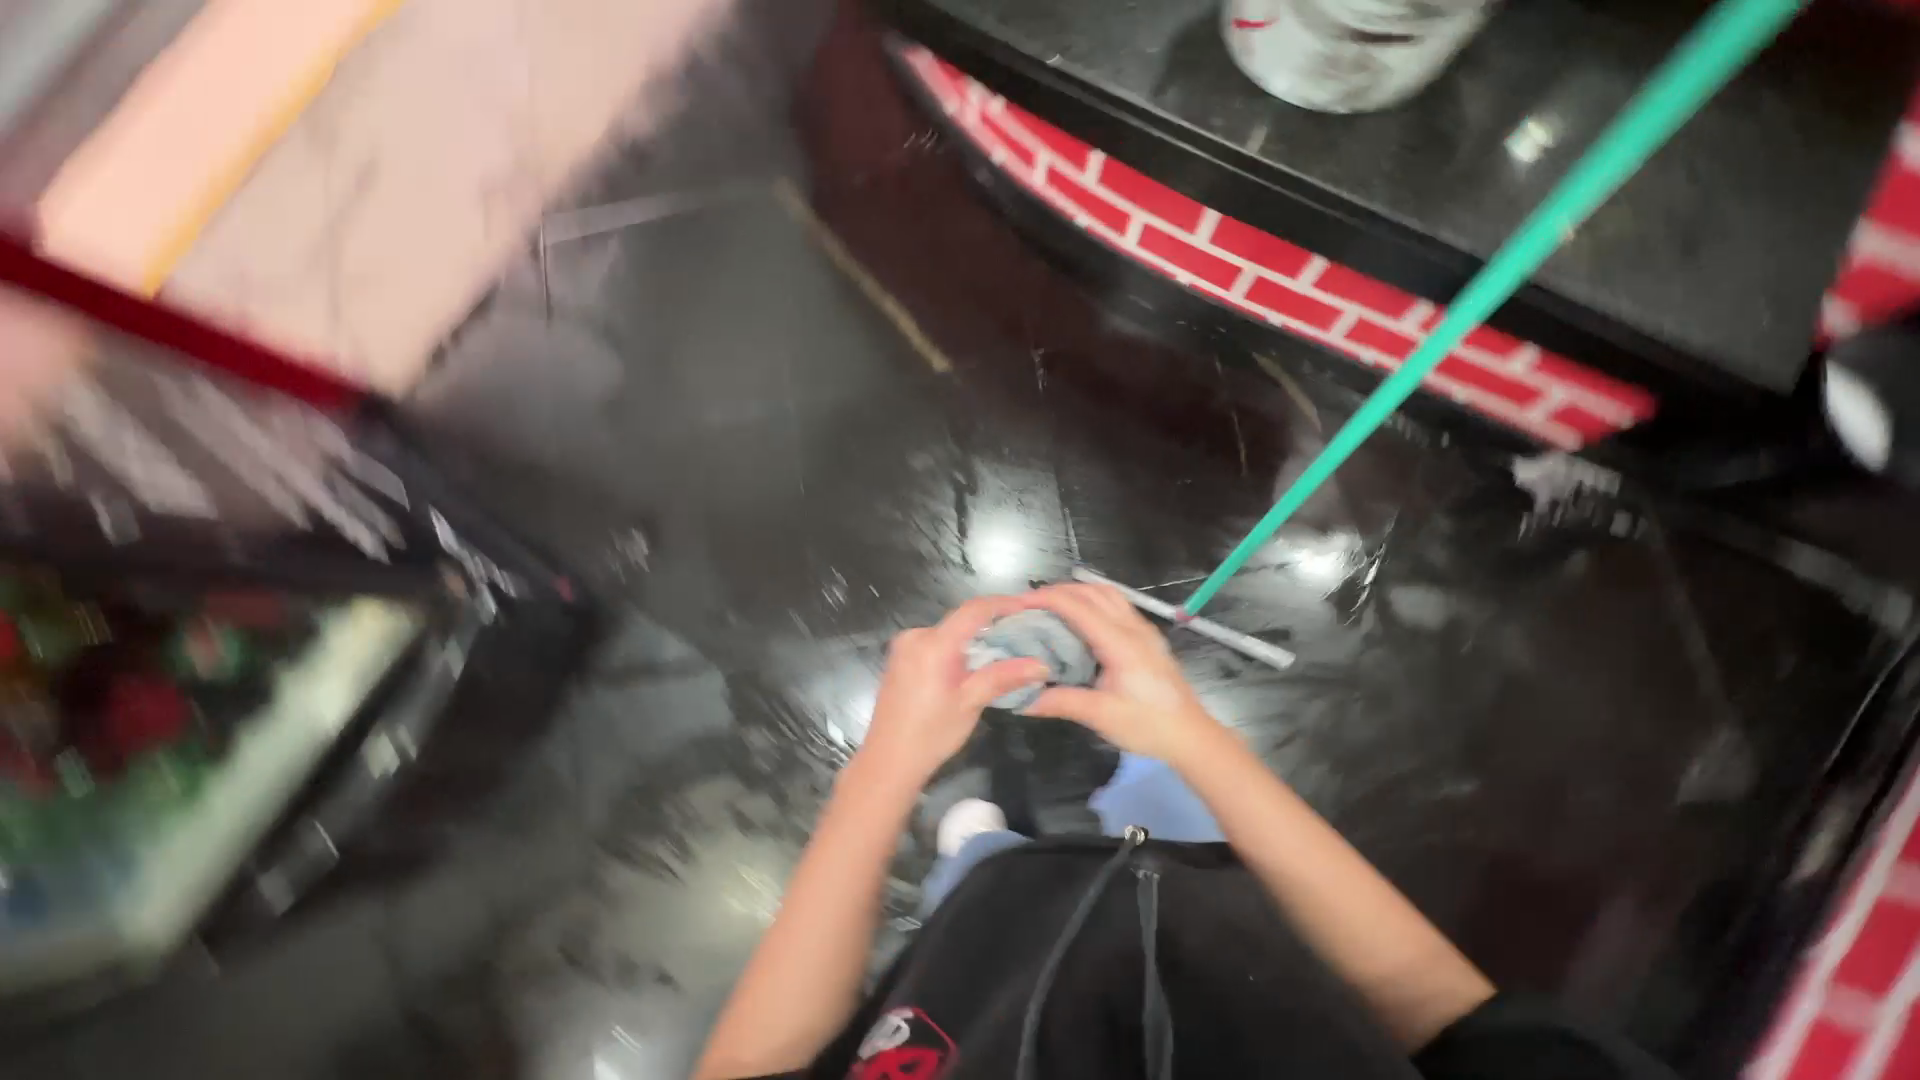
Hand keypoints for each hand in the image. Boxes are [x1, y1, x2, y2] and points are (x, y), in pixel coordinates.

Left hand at [854, 596, 1048, 787]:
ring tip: (1006, 651)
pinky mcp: (900, 659)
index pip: (974, 610)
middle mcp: (915, 636)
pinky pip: (935, 643)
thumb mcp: (971, 703)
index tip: (1029, 607)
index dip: (1003, 604)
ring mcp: (904, 647)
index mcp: (933, 643)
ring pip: (949, 632)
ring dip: (975, 639)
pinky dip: (957, 649)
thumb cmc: (931, 734)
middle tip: (1024, 634)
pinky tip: (973, 665)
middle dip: (992, 625)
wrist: (887, 761)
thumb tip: (1042, 664)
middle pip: (961, 620)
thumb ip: (1004, 677)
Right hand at [1023, 584, 1225, 764]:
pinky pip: (1116, 606)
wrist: (1191, 736)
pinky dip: (1092, 602)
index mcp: (1121, 643)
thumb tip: (1020, 699)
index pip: (1078, 607)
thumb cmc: (1148, 726)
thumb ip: (1061, 702)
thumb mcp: (1101, 716)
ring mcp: (1143, 631)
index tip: (1018, 604)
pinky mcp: (1147, 638)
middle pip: (1093, 592)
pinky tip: (1078, 621)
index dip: (1047, 599)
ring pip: (1107, 594)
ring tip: (1050, 607)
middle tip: (1028, 605)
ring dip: (1077, 593)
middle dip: (1059, 591)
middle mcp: (1133, 628)